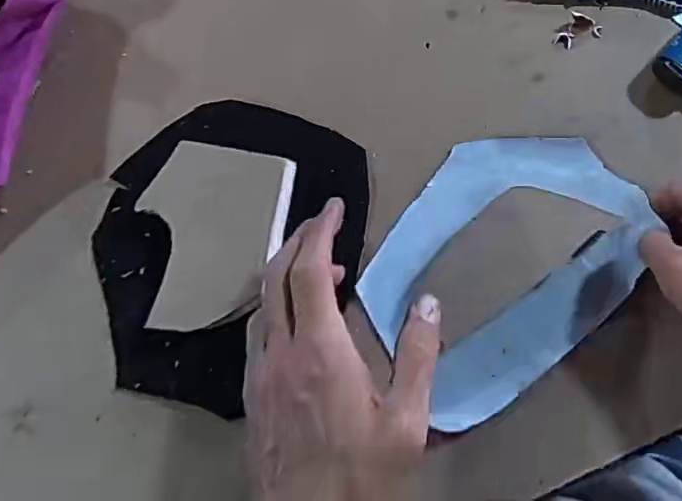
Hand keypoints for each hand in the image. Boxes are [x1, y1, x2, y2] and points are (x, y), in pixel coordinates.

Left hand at [247, 197, 440, 500]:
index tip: (336, 208)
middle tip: (325, 223)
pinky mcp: (254, 404)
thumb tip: (427, 301)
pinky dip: (278, 306)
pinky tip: (302, 321)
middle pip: (275, 281)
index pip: (308, 274)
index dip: (320, 232)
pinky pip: (258, 336)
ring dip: (287, 274)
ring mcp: (260, 383)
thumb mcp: (407, 421)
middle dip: (298, 241)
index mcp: (320, 354)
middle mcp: (280, 360)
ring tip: (322, 267)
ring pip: (262, 308)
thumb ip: (418, 355)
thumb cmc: (363, 479)